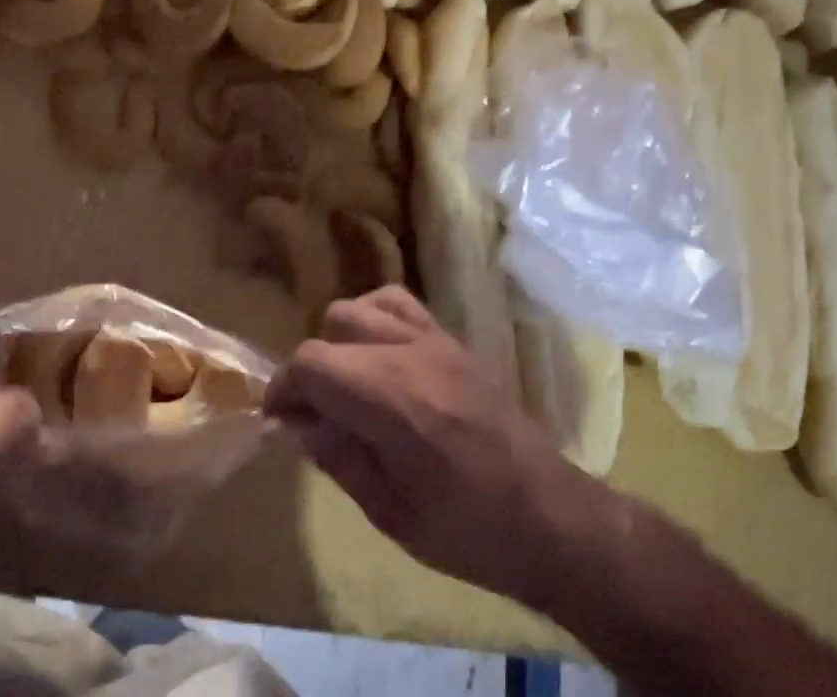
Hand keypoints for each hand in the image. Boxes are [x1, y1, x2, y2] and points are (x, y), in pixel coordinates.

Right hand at [265, 287, 616, 607]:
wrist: (555, 522)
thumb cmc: (468, 531)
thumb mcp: (388, 511)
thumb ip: (335, 457)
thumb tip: (293, 425)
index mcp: (391, 401)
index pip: (310, 363)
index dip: (284, 389)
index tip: (281, 422)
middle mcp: (411, 357)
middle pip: (332, 327)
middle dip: (312, 368)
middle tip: (317, 412)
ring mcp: (437, 343)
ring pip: (364, 307)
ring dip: (343, 340)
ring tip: (348, 383)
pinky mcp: (456, 345)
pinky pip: (402, 306)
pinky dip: (377, 321)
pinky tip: (380, 360)